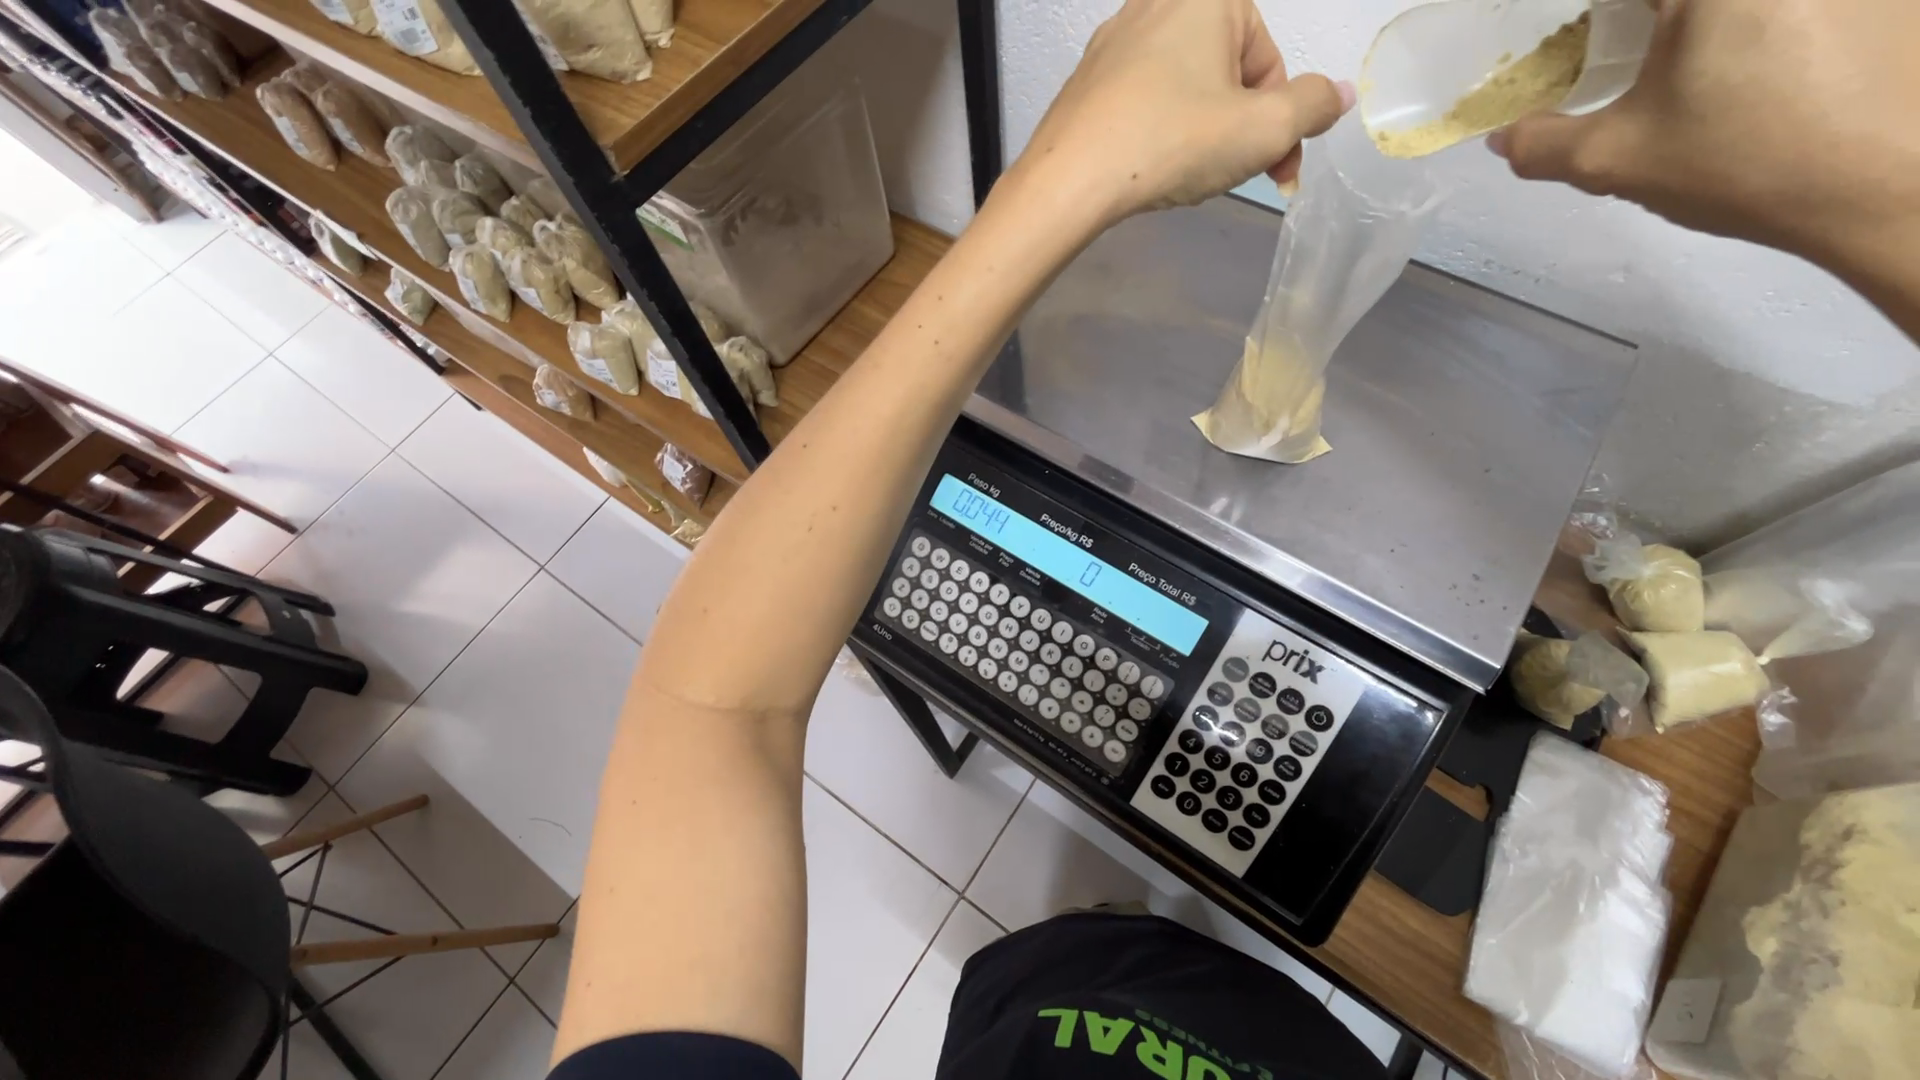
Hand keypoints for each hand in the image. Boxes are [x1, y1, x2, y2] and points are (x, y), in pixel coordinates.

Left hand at [1007, 0, 1351, 229]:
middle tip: (1233, 175)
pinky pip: (1140, 102)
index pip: (1268, 60)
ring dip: (1200, 133)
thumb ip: (1313, 106)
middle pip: (1224, 72)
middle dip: (1239, 127)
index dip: (1280, 120)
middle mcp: (1156, 3)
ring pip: (1182, 89)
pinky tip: (1148, 168)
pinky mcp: (1085, 81)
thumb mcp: (1264, 130)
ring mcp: (1113, 42)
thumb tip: (1339, 93)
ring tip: (1188, 176)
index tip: (1278, 168)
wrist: (1070, 180)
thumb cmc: (1172, 142)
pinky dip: (1156, 133)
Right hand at [1490, 0, 1919, 266]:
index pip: (1618, 0)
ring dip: (1700, 36)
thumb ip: (1544, 144)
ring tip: (1710, 83)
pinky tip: (1771, 77)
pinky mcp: (1885, 5)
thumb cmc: (1745, 162)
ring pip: (1725, 13)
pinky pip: (1790, 14)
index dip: (1591, 24)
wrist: (1895, 185)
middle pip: (1674, 5)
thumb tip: (1506, 137)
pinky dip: (1766, 34)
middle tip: (1628, 55)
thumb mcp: (1617, 160)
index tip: (1582, 45)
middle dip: (1645, 28)